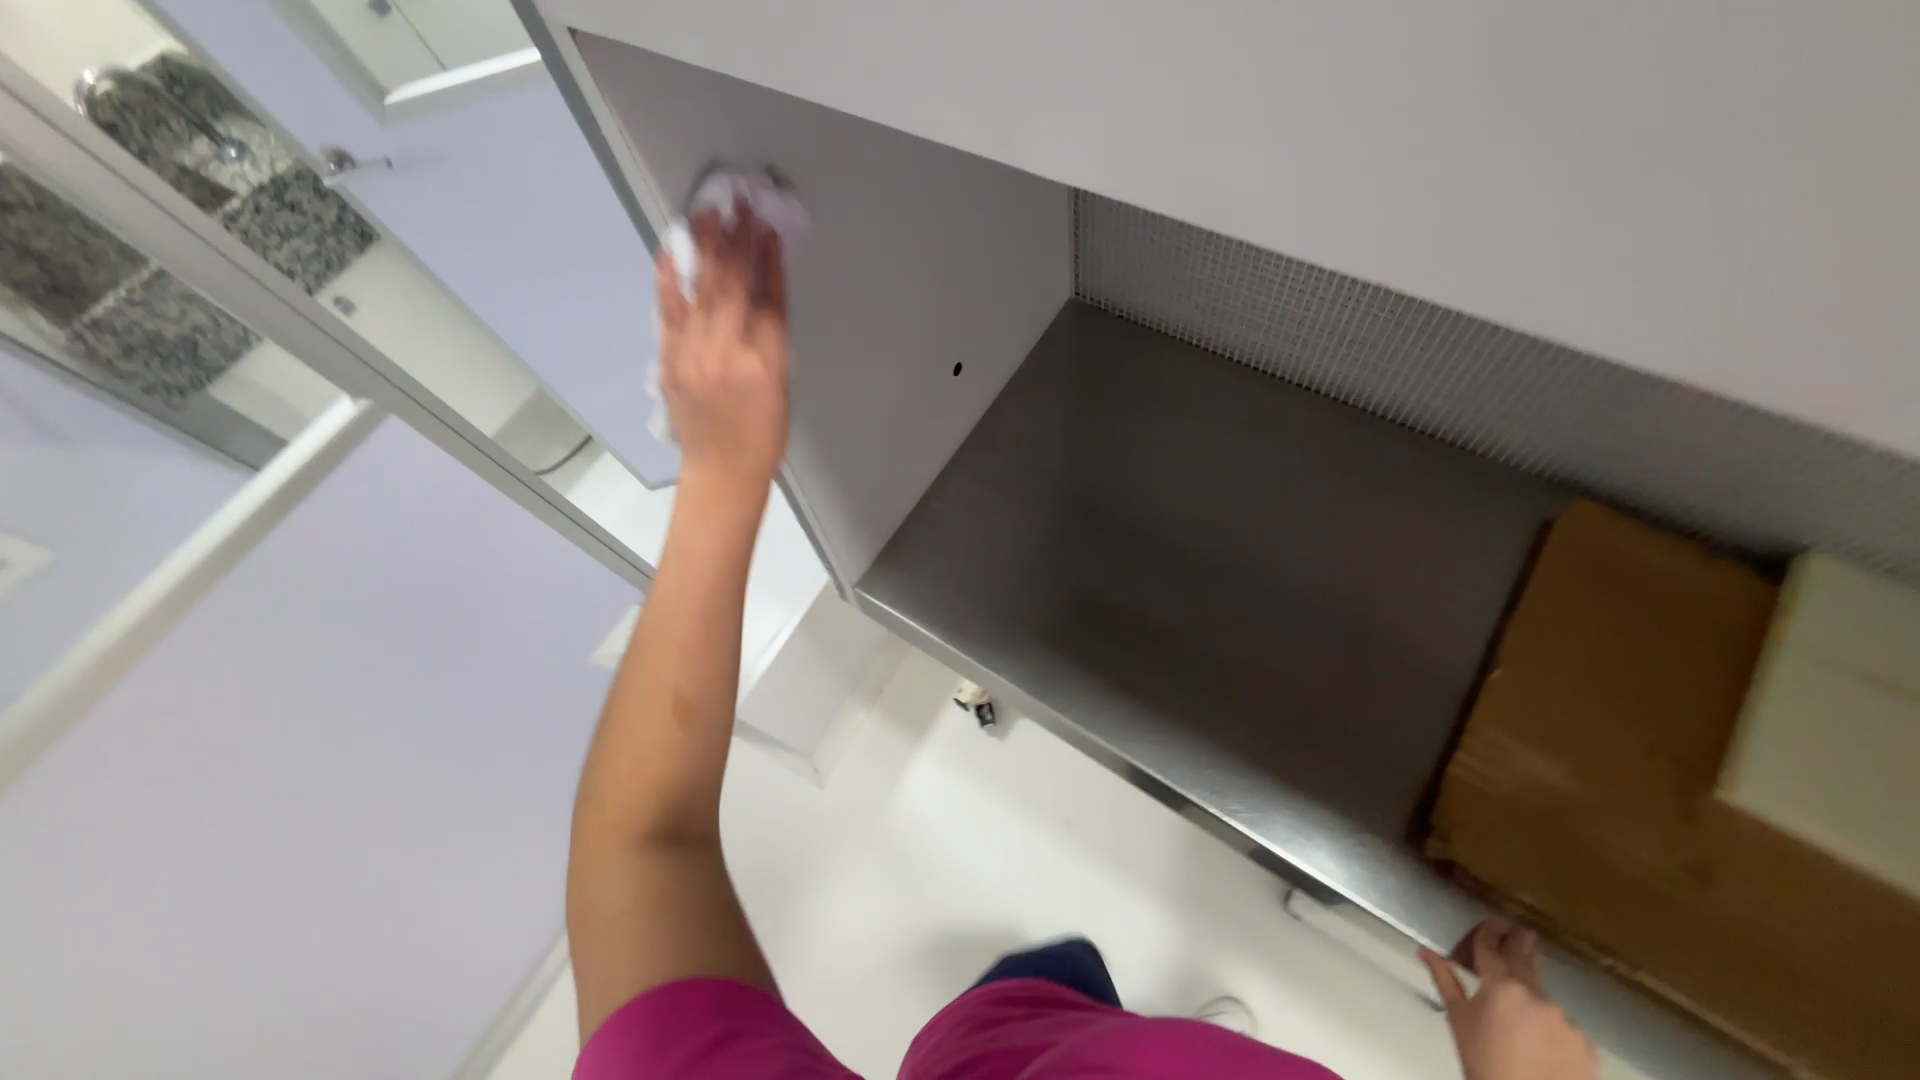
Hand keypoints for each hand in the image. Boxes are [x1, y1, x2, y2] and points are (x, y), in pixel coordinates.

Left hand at [657, 199, 789, 493]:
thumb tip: (767, 284)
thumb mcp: (783, 385)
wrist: (722, 471)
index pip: (768, 300)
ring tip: (709, 212)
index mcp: (764, 364)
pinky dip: (669, 277)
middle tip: (740, 203)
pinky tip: (671, 248)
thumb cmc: (763, 433)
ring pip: (699, 291)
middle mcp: (725, 354)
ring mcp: (691, 356)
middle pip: (731, 288)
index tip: (768, 227)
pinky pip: (667, 310)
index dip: (768, 261)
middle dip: (736, 242)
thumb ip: (774, 334)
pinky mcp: (668, 360)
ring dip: (704, 248)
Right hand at [1421, 920, 1597, 1079]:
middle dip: (1521, 944)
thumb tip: (1425, 950)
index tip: (1493, 922)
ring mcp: (1566, 1020)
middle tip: (1523, 932)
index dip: (1490, 933)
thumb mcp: (1458, 1019)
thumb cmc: (1481, 1061)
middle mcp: (1536, 996)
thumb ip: (1445, 980)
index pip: (1492, 948)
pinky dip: (1553, 1029)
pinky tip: (1543, 1044)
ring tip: (1524, 1014)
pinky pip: (1565, 1028)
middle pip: (1525, 961)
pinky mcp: (1586, 1045)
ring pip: (1545, 999)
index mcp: (1501, 986)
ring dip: (1534, 998)